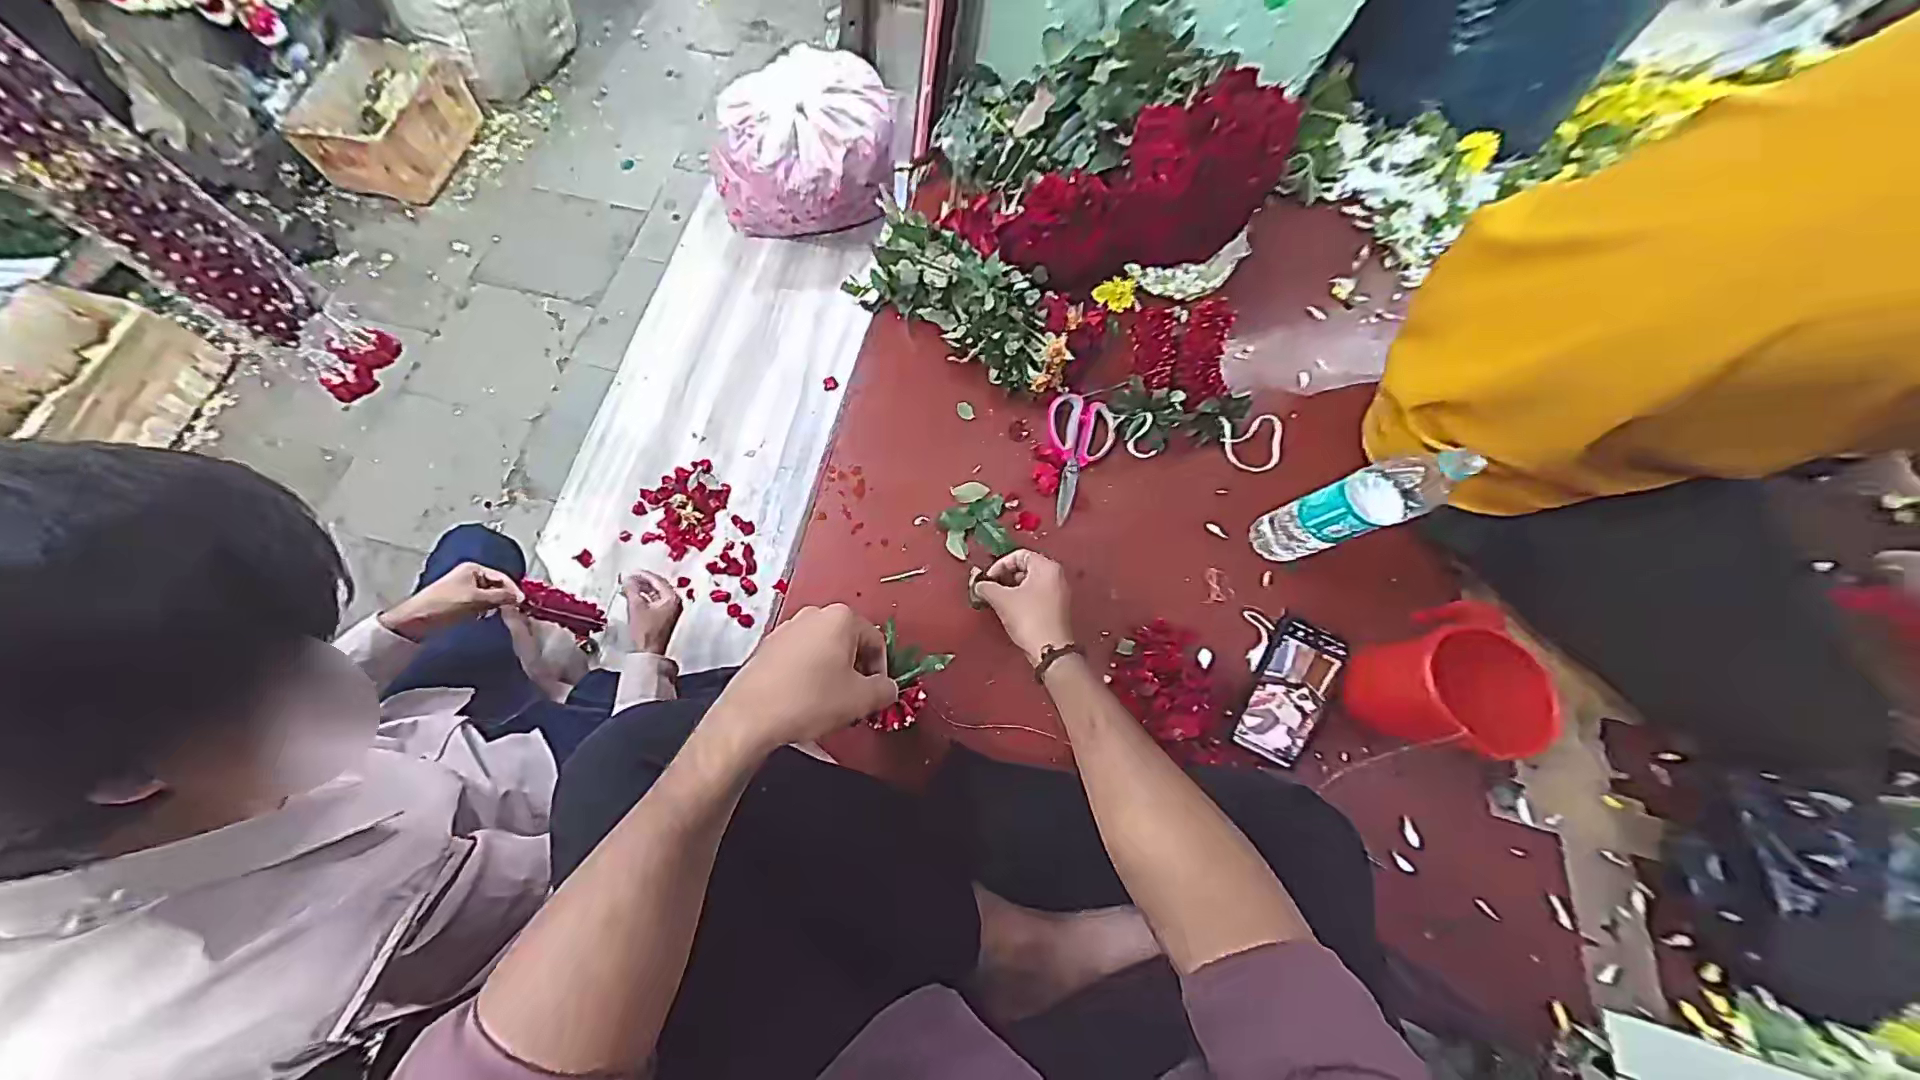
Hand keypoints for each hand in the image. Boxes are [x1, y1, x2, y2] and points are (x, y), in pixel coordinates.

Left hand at [380, 562, 524, 642]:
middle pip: (498, 586)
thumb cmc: (444, 605)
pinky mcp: (460, 601)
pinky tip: (483, 616)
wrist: (414, 622)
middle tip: (510, 609)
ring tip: (494, 613)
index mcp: (473, 569)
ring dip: (494, 605)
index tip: (521, 603)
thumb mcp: (477, 599)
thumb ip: (502, 597)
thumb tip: (520, 597)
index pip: (503, 577)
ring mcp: (464, 588)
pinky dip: (485, 609)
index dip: (513, 590)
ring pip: (490, 596)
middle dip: (504, 598)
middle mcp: (470, 575)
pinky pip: (481, 603)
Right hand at [623, 571, 682, 654]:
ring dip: (642, 589)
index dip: (643, 575)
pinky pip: (655, 602)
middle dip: (642, 581)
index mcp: (672, 598)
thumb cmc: (645, 631)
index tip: (631, 572)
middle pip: (658, 586)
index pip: (658, 580)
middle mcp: (675, 603)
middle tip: (628, 578)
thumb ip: (632, 590)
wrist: (649, 652)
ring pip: (656, 594)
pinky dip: (644, 598)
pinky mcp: (665, 617)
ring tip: (628, 586)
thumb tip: (628, 579)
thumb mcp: (636, 607)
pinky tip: (633, 597)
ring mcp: (671, 610)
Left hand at [711, 604, 896, 753]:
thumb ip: (885, 689)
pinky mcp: (768, 646)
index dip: (881, 671)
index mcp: (841, 617)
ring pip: (824, 650)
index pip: (876, 642)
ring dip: (833, 673)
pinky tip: (803, 700)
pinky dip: (809, 674)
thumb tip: (887, 688)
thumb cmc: (811, 700)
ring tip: (828, 703)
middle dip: (856, 671)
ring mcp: (787, 628)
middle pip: (849, 643)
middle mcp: (814, 614)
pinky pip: (801, 656)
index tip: (875, 695)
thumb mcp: (861, 699)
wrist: (750, 716)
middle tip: (854, 700)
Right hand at [976, 549, 1074, 664]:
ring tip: (998, 600)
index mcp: (1046, 567)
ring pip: (1031, 582)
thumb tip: (978, 584)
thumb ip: (986, 586)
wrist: (1050, 649)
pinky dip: (1023, 597)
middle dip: (1005, 576)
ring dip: (1012, 588)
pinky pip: (1037, 593)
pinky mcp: (1058, 607)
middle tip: (991, 589)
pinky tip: (1011, 609)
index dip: (999, 565)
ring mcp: (1060, 591)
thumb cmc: (1028, 618)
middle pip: (1026, 567)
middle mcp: (1057, 575)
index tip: (988, 579)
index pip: (1019, 555)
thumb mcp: (1002, 599)